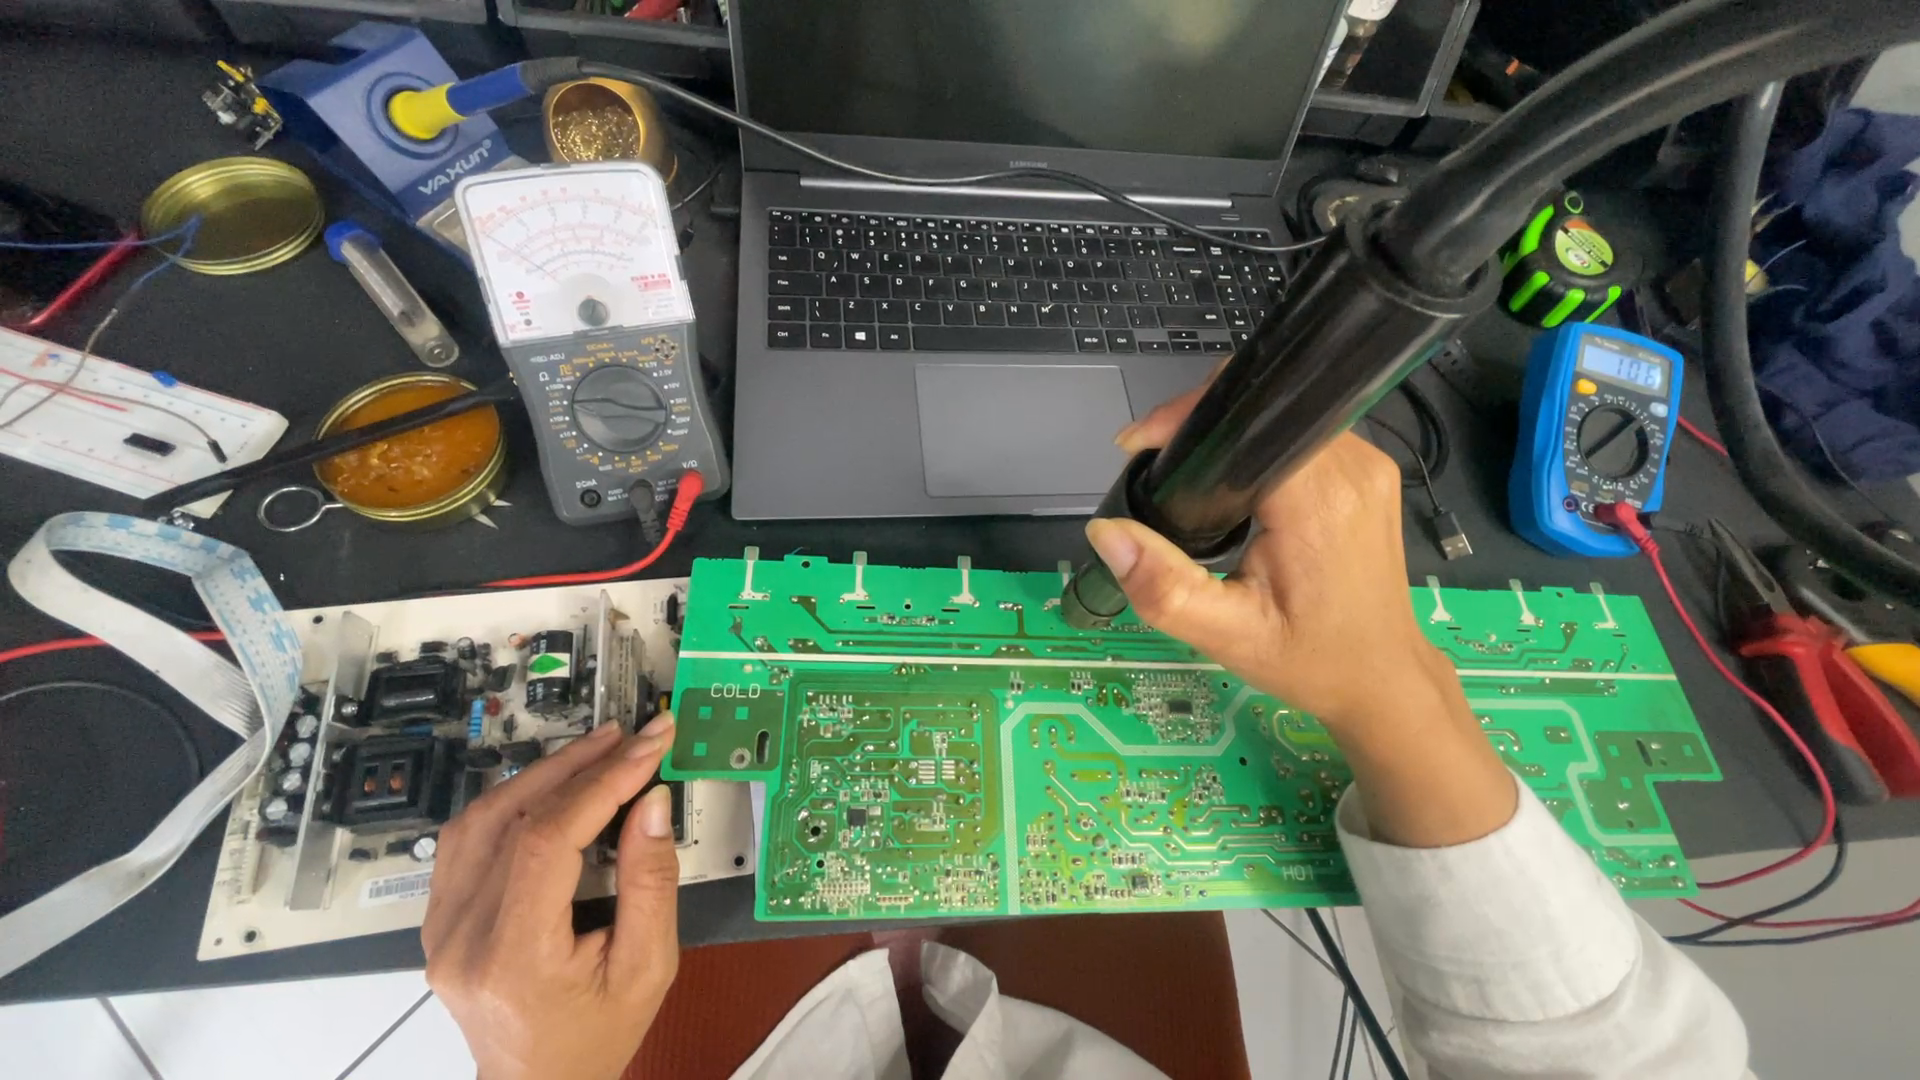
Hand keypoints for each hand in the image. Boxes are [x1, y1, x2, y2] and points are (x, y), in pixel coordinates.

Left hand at [423, 716, 680, 1079]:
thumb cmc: (599, 1036)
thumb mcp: (648, 966)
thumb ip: (651, 881)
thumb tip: (652, 801)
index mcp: (513, 957)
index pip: (549, 841)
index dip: (602, 782)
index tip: (650, 745)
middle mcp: (459, 938)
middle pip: (511, 818)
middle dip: (580, 764)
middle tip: (632, 734)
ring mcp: (438, 928)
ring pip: (481, 818)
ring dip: (544, 771)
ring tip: (600, 747)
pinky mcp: (439, 918)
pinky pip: (469, 837)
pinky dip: (516, 797)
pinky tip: (555, 782)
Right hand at [1094, 383, 1514, 846]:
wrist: (1382, 680)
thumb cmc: (1309, 659)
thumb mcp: (1226, 634)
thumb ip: (1163, 586)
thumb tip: (1106, 531)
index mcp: (1318, 498)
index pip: (1245, 421)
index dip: (1185, 420)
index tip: (1139, 449)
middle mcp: (1351, 466)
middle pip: (1262, 410)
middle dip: (1198, 426)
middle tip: (1152, 465)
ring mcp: (1365, 464)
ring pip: (1279, 419)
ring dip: (1226, 437)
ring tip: (1183, 474)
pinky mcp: (1366, 472)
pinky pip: (1299, 437)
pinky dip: (1256, 449)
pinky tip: (1228, 484)